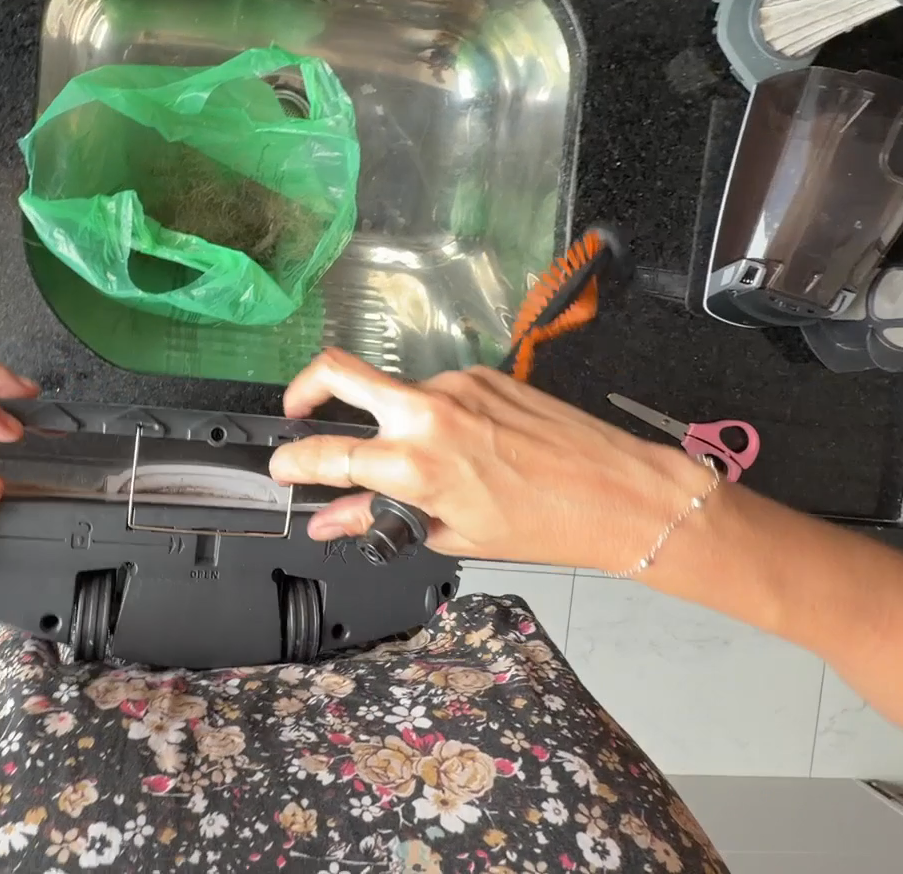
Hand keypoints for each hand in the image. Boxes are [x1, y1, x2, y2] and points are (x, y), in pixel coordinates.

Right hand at [267, 349, 715, 571]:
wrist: (620, 491)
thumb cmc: (544, 525)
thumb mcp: (450, 532)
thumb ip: (379, 520)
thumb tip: (331, 522)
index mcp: (414, 463)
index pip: (326, 454)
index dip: (292, 461)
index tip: (282, 466)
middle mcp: (426, 411)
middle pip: (336, 370)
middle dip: (302, 389)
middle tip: (297, 411)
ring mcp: (453, 384)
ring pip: (390, 388)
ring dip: (385, 416)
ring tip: (417, 457)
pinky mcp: (478, 374)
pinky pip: (432, 389)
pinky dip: (427, 415)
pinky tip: (458, 444)